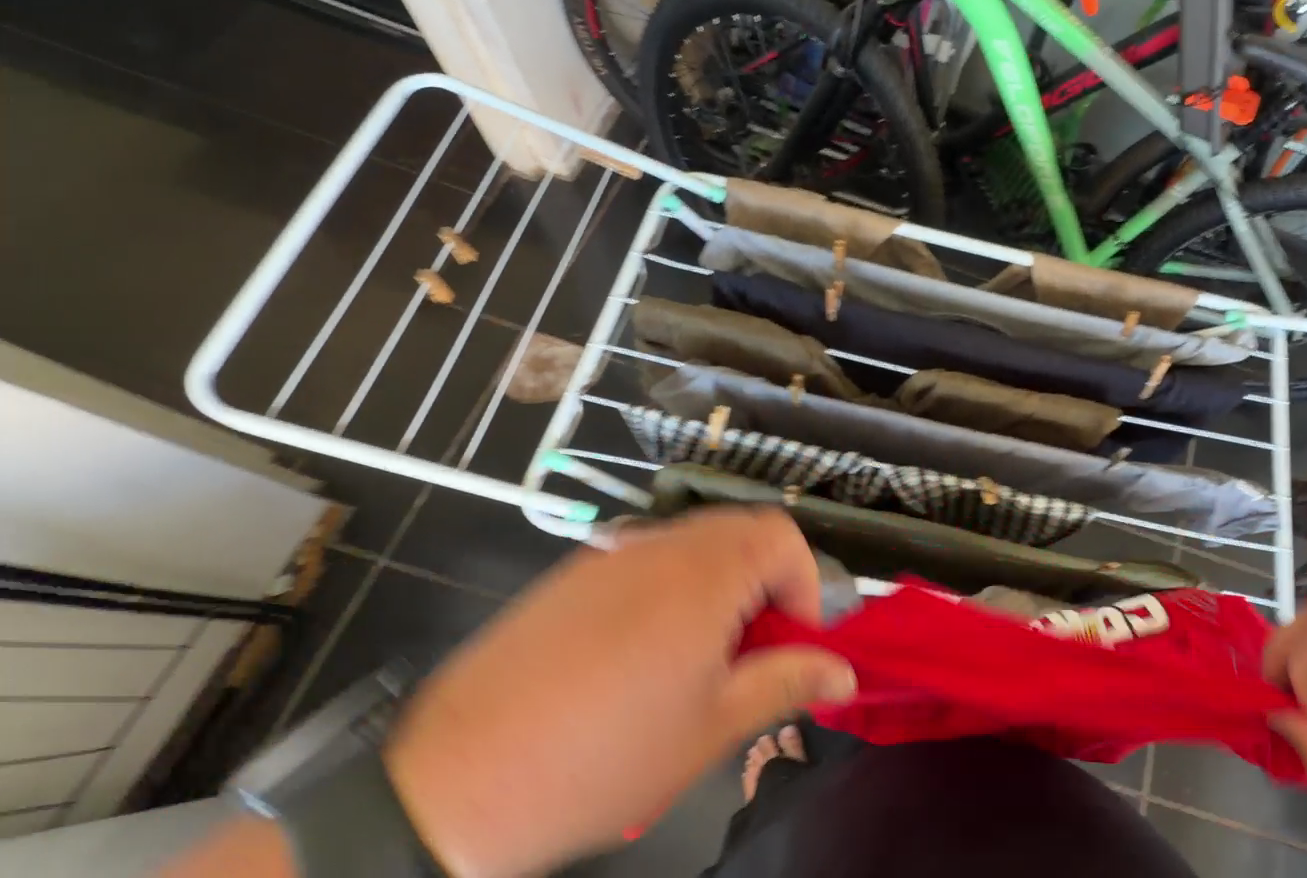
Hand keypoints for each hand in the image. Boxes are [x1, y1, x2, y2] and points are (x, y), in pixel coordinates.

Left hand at [383, 507, 856, 877]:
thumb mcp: (711, 729)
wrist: (456, 782)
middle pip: (739, 531)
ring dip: (720, 584)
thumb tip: (843, 671)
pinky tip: (643, 656)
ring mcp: (606, 557)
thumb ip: (786, 684)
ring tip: (702, 659)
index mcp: (701, 577)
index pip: (780, 534)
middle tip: (756, 651)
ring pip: (691, 544)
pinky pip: (643, 561)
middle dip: (766, 581)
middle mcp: (657, 548)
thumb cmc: (604, 758)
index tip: (794, 642)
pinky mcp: (568, 578)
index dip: (804, 583)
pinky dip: (671, 589)